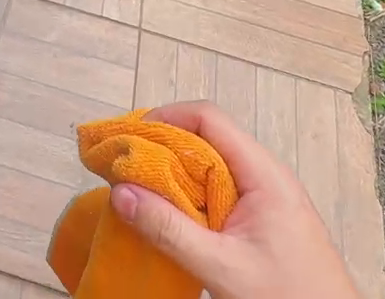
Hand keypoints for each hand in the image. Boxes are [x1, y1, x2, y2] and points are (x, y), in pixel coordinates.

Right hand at [109, 101, 357, 298]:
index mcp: (264, 173)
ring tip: (140, 189)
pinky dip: (188, 193)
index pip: (208, 117)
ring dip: (173, 171)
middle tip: (126, 164)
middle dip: (162, 146)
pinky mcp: (262, 218)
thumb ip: (170, 230)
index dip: (166, 118)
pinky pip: (218, 189)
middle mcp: (265, 174)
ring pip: (210, 164)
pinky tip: (169, 214)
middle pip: (205, 137)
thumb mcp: (224, 267)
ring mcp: (265, 196)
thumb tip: (119, 192)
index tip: (131, 139)